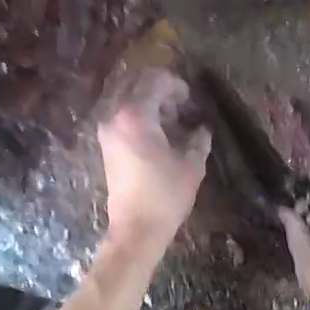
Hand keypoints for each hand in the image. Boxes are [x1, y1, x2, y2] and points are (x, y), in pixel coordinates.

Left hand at [98, 70, 210, 258]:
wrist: (136, 229)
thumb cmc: (166, 196)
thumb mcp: (192, 166)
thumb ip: (198, 139)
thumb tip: (201, 128)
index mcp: (136, 115)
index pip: (156, 80)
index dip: (177, 85)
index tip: (191, 99)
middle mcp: (115, 115)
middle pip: (138, 85)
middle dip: (162, 91)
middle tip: (183, 106)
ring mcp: (107, 130)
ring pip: (129, 100)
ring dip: (151, 104)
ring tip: (173, 123)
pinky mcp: (107, 145)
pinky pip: (124, 117)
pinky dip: (141, 117)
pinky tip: (159, 136)